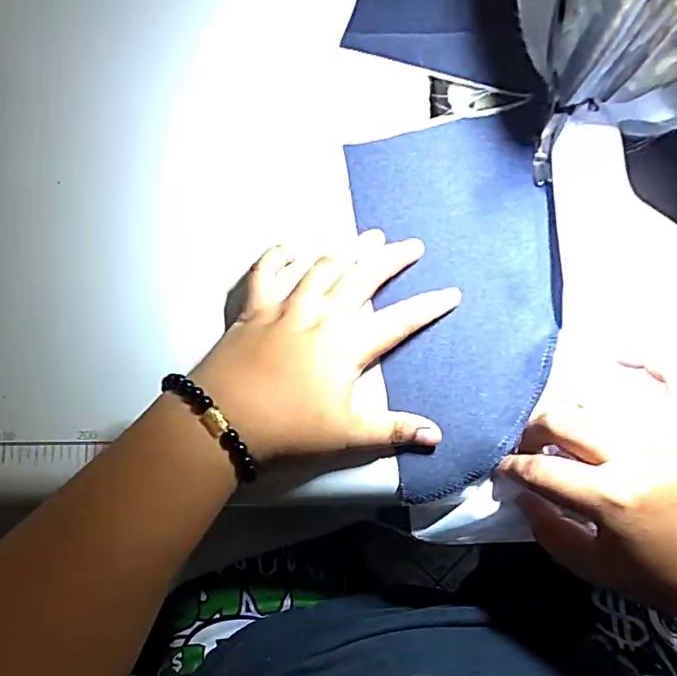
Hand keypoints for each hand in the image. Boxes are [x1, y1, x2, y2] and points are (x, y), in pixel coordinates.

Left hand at [188, 230, 461, 463]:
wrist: (225, 418)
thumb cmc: (289, 428)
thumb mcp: (347, 433)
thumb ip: (393, 430)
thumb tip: (435, 436)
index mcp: (348, 346)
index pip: (399, 321)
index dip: (429, 307)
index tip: (451, 293)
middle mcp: (321, 317)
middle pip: (363, 278)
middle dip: (392, 260)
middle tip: (412, 246)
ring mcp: (285, 308)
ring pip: (322, 267)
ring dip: (346, 250)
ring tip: (366, 239)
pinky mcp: (254, 309)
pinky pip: (266, 272)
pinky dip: (279, 256)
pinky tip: (291, 248)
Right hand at [495, 370, 676, 645]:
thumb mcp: (603, 573)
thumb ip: (553, 534)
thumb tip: (526, 500)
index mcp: (611, 498)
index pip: (539, 470)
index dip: (511, 469)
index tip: (503, 471)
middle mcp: (638, 454)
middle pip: (563, 420)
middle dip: (531, 430)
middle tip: (528, 446)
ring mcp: (675, 431)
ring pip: (604, 397)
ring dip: (574, 408)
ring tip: (568, 425)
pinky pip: (673, 375)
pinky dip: (646, 359)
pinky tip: (624, 357)